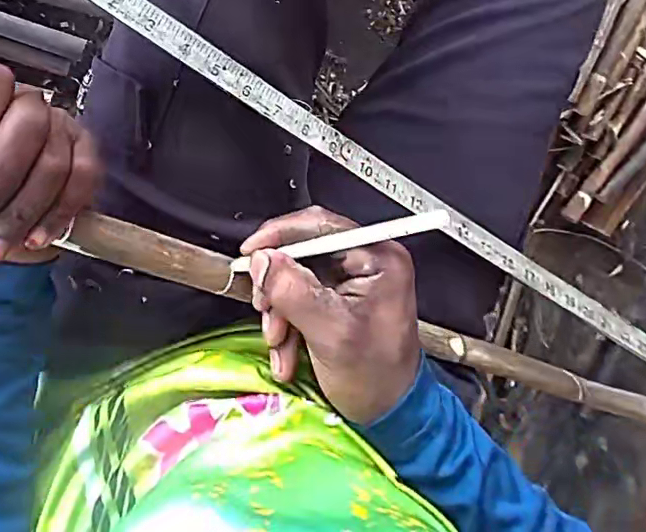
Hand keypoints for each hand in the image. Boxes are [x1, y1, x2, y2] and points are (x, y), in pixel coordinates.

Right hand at [243, 207, 422, 423]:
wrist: (393, 421)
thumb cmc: (379, 380)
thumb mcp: (333, 335)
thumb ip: (295, 292)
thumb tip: (262, 260)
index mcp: (377, 258)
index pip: (319, 225)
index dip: (279, 235)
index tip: (252, 252)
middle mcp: (363, 260)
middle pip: (299, 250)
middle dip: (276, 284)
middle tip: (265, 306)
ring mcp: (347, 278)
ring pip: (291, 273)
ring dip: (277, 307)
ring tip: (279, 339)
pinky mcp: (333, 296)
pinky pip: (294, 293)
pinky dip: (283, 319)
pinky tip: (286, 348)